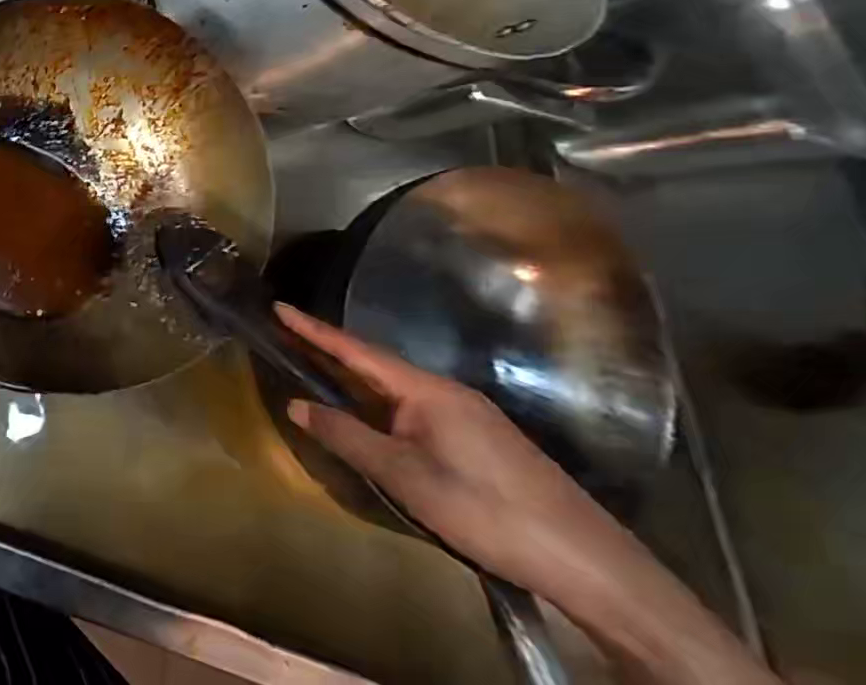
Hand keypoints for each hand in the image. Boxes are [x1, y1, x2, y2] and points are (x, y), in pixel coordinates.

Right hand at [275, 304, 778, 684]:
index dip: (315, 330)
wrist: (585, 560)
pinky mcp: (481, 440)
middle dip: (332, 350)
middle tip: (290, 336)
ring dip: (356, 378)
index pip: (357, 351)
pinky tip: (375, 419)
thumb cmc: (484, 509)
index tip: (280, 306)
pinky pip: (416, 408)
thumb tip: (296, 404)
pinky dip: (381, 403)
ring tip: (320, 372)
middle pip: (377, 364)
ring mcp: (468, 415)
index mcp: (426, 391)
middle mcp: (446, 392)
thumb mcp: (404, 475)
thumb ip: (347, 436)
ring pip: (398, 389)